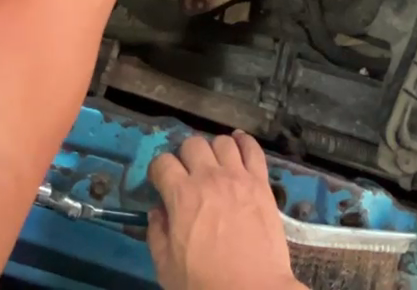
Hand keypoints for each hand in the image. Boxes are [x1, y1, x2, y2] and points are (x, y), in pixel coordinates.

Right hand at [147, 132, 303, 289]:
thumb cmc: (204, 284)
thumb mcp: (167, 268)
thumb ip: (156, 235)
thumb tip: (156, 212)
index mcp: (182, 195)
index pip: (162, 162)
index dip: (158, 170)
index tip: (160, 181)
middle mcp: (208, 177)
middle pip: (192, 144)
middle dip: (185, 156)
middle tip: (188, 174)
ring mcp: (237, 176)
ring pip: (222, 141)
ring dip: (213, 150)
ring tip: (214, 164)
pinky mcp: (260, 182)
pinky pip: (252, 148)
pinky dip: (244, 141)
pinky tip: (238, 142)